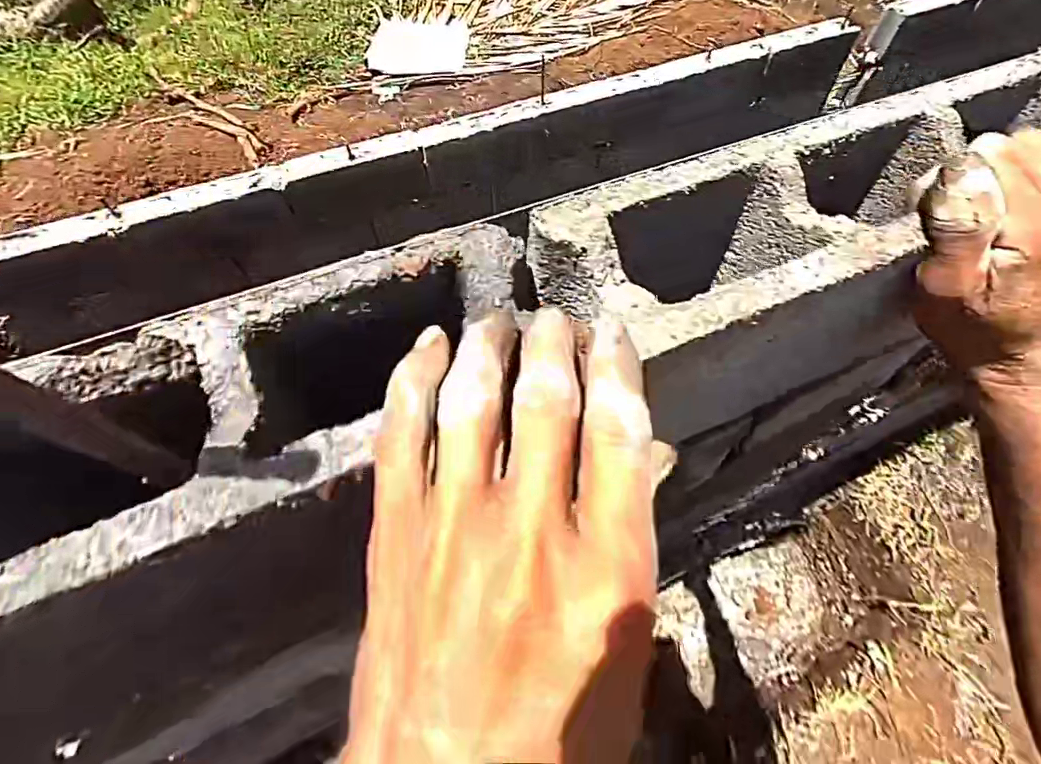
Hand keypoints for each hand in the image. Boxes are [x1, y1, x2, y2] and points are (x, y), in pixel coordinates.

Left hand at [343, 310, 663, 763]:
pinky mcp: (396, 529)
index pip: (620, 430)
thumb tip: (645, 454)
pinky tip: (429, 344)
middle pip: (547, 400)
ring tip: (500, 318)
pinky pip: (402, 431)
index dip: (617, 366)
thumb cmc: (556, 732)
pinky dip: (414, 378)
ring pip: (473, 400)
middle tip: (557, 319)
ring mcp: (453, 524)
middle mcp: (530, 531)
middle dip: (555, 343)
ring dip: (488, 345)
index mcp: (604, 567)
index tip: (610, 331)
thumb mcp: (626, 646)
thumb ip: (634, 538)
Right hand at [912, 129, 1040, 386]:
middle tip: (960, 207)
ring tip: (986, 200)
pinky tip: (1016, 190)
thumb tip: (962, 171)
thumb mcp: (943, 285)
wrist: (1014, 355)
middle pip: (1019, 148)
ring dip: (1005, 164)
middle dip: (980, 166)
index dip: (957, 173)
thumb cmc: (969, 324)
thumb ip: (955, 227)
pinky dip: (1038, 164)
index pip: (993, 157)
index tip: (942, 206)